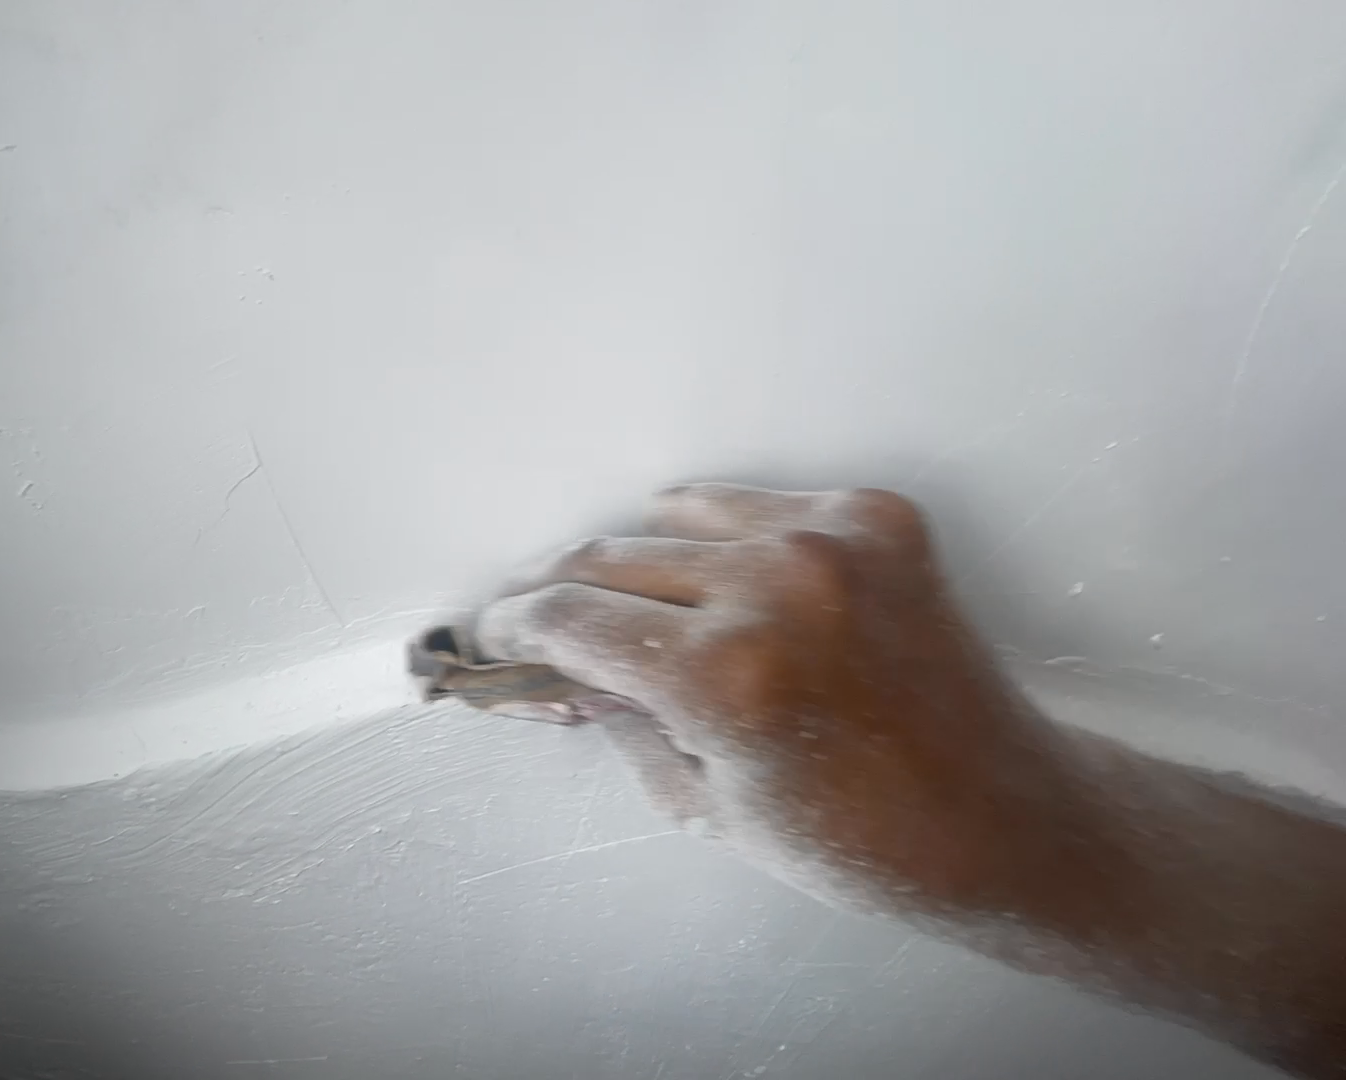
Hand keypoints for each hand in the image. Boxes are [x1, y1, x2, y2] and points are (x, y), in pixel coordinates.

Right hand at [473, 483, 1129, 928]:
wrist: (1009, 819)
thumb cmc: (849, 841)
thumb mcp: (696, 799)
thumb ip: (611, 715)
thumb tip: (553, 664)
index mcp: (724, 677)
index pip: (567, 618)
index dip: (512, 622)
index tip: (492, 629)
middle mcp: (772, 586)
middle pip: (600, 559)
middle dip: (547, 589)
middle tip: (529, 615)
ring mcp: (826, 539)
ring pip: (658, 523)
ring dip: (616, 564)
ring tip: (609, 600)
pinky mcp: (868, 517)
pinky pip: (733, 502)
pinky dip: (692, 531)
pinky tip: (687, 566)